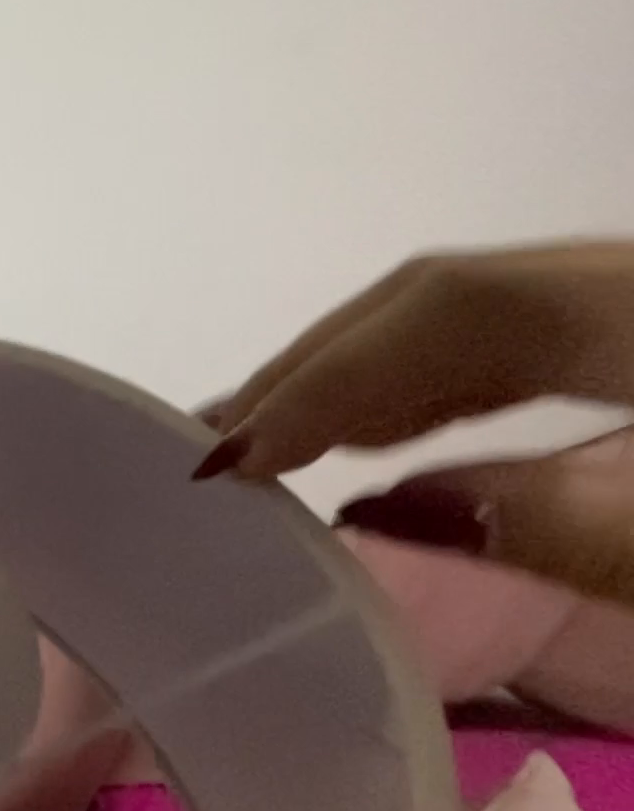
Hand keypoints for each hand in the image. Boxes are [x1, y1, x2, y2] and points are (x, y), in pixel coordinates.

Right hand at [198, 240, 633, 605]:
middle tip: (217, 442)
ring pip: (446, 314)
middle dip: (309, 370)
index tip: (238, 455)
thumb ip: (565, 527)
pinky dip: (406, 380)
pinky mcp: (619, 331)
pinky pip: (485, 338)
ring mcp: (613, 300)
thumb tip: (372, 509)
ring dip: (345, 376)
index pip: (448, 310)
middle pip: (427, 298)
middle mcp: (610, 282)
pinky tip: (366, 427)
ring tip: (264, 437)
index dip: (327, 375)